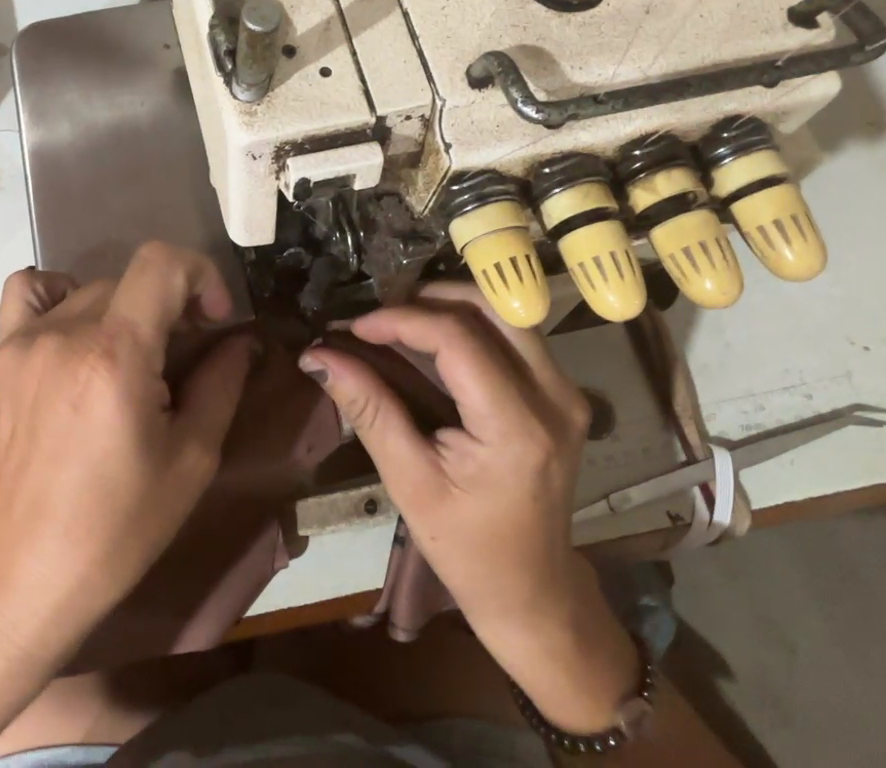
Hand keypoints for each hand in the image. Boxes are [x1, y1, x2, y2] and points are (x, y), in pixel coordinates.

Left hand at [0, 242, 255, 665]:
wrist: (25, 572)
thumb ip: (221, 384)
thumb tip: (241, 340)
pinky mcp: (2, 358)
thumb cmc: (118, 527)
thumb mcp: (192, 459)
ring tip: (135, 355)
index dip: (202, 276)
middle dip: (171, 305)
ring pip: (89, 289)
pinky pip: (29, 294)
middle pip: (130, 280)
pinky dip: (62, 297)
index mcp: (115, 353)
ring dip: (125, 309)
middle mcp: (64, 332)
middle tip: (187, 358)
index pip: (161, 262)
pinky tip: (81, 337)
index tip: (216, 321)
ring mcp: (24, 342)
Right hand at [299, 282, 638, 731]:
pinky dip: (468, 325)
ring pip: (505, 314)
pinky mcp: (561, 393)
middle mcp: (555, 397)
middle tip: (375, 317)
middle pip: (491, 309)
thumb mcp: (408, 482)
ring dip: (448, 307)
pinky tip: (428, 341)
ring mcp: (566, 392)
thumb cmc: (466, 546)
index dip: (400, 320)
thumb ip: (369, 410)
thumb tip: (320, 357)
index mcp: (518, 427)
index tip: (353, 328)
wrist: (532, 586)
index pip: (458, 339)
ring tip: (395, 323)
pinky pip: (513, 336)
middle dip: (427, 299)